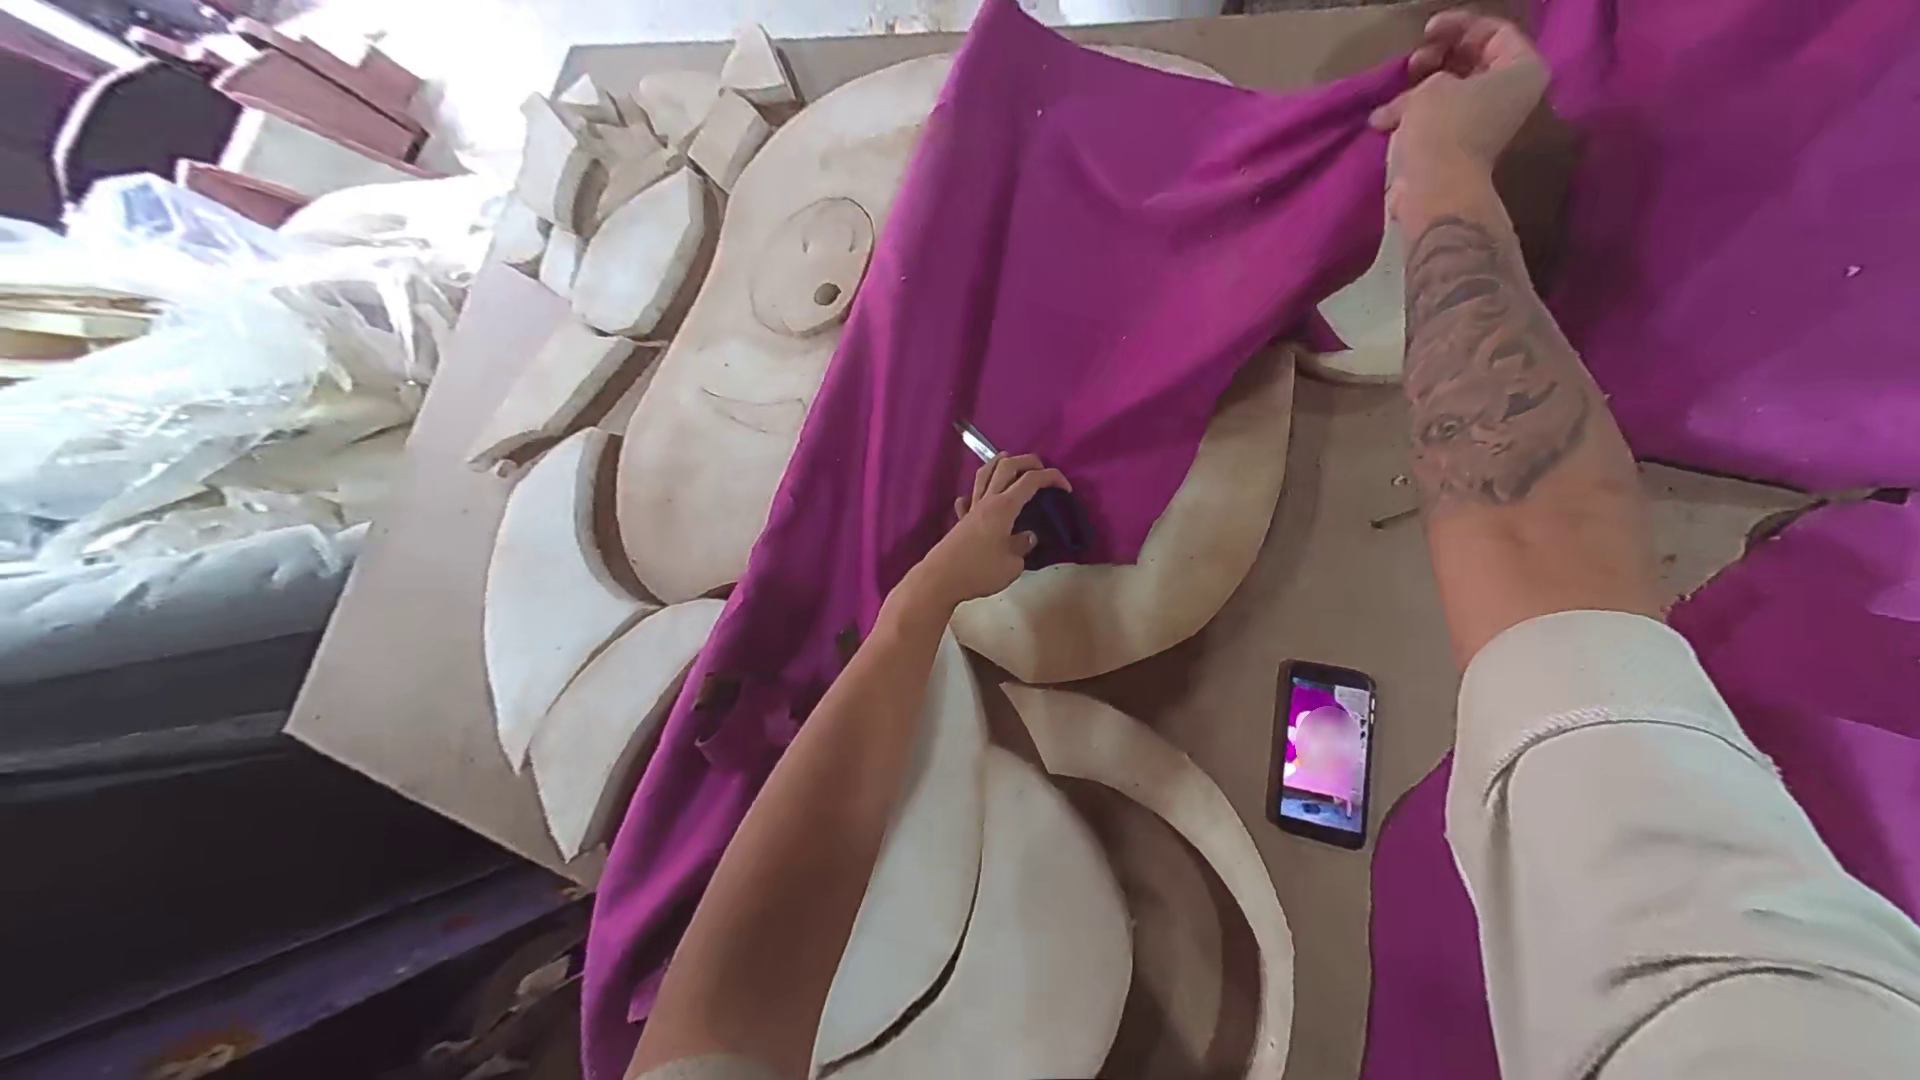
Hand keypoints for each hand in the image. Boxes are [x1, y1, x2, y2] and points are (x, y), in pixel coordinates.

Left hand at [899, 454, 1070, 611]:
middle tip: (1042, 468)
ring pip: (984, 474)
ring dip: (999, 463)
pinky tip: (978, 497)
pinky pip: (968, 499)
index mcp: (1004, 507)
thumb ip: (1022, 546)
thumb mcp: (1012, 564)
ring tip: (1010, 461)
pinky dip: (976, 492)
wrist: (940, 579)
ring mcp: (971, 509)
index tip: (1066, 489)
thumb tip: (1027, 536)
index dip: (1051, 478)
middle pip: (1006, 466)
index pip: (1031, 481)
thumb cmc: (979, 571)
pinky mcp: (960, 521)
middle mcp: (987, 501)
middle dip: (1027, 461)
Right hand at [1368, 13, 1547, 192]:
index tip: (1426, 30)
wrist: (1433, 190)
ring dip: (1418, 90)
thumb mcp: (1432, 87)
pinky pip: (1435, 120)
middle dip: (1438, 59)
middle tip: (1412, 64)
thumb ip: (1429, 76)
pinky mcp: (1454, 147)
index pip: (1494, 32)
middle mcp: (1507, 95)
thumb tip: (1412, 97)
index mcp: (1520, 70)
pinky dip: (1411, 116)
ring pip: (1449, 93)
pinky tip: (1384, 120)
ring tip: (1393, 96)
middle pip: (1472, 62)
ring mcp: (1480, 124)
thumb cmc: (1442, 129)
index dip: (1459, 26)